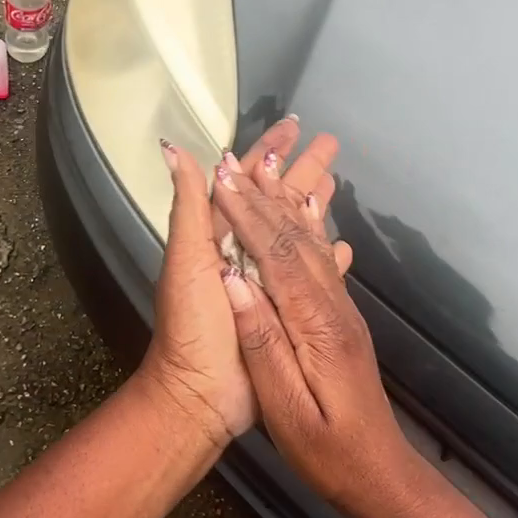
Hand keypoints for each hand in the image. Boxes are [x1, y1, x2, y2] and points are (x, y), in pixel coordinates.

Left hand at [136, 118, 341, 448]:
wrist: (202, 391)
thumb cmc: (193, 323)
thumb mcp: (187, 257)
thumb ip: (189, 203)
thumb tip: (173, 147)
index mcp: (218, 234)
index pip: (247, 181)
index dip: (268, 152)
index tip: (293, 125)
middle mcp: (242, 250)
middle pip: (277, 200)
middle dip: (301, 171)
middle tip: (330, 143)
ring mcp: (265, 279)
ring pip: (294, 232)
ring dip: (314, 207)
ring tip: (338, 182)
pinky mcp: (283, 308)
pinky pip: (308, 274)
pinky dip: (325, 258)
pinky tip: (343, 246)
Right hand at [210, 144, 406, 512]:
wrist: (381, 474)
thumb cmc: (327, 450)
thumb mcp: (286, 408)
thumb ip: (262, 343)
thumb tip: (234, 282)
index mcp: (317, 326)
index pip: (277, 256)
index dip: (247, 214)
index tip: (220, 177)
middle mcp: (333, 307)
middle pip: (294, 239)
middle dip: (261, 196)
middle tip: (233, 159)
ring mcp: (341, 309)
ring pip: (311, 242)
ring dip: (284, 201)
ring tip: (267, 163)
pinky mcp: (341, 317)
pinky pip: (321, 258)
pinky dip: (303, 225)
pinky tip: (300, 207)